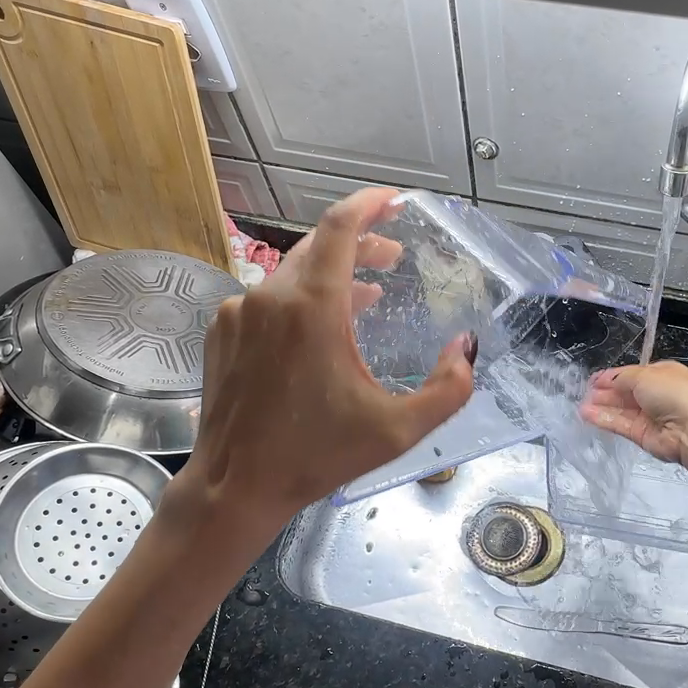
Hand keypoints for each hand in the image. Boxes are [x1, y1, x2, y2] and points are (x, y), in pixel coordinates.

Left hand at [170, 188, 476, 551]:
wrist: (235, 487)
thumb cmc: (318, 456)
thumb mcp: (399, 429)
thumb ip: (449, 388)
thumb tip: (465, 348)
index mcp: (313, 307)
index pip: (341, 226)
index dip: (370, 204)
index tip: (393, 200)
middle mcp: (271, 296)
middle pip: (320, 246)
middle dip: (361, 244)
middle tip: (393, 259)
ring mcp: (238, 312)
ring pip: (293, 274)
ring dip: (332, 276)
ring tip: (366, 298)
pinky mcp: (221, 332)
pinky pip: (268, 300)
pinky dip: (299, 301)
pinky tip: (317, 333)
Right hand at [579, 361, 687, 463]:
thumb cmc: (673, 393)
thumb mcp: (644, 375)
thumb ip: (621, 377)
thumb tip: (606, 380)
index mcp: (661, 374)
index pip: (632, 374)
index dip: (612, 376)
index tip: (593, 379)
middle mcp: (656, 394)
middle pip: (625, 392)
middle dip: (605, 391)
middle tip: (584, 392)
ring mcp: (649, 416)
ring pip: (621, 410)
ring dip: (601, 406)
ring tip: (581, 405)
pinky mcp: (642, 435)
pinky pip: (620, 425)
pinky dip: (604, 419)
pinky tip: (587, 415)